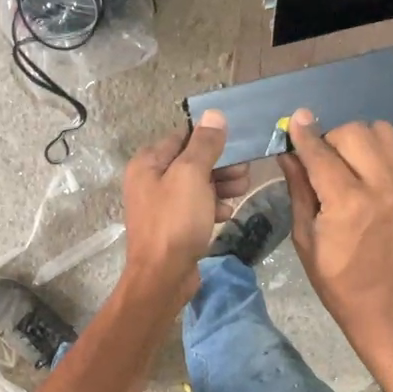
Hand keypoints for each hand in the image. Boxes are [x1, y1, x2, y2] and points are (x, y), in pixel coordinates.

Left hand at [121, 110, 249, 297]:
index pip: (183, 137)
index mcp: (147, 163)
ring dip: (221, 185)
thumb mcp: (192, 175)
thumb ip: (204, 144)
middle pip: (191, 162)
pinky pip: (195, 209)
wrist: (163, 277)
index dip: (210, 139)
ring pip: (196, 186)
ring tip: (242, 189)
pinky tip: (226, 214)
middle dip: (220, 164)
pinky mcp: (172, 228)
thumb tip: (214, 114)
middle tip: (245, 171)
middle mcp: (150, 181)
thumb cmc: (175, 222)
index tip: (237, 145)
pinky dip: (212, 207)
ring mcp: (160, 207)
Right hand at [280, 110, 392, 337]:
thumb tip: (288, 155)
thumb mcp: (305, 239)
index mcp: (347, 205)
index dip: (304, 136)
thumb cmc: (335, 280)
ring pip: (380, 132)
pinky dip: (375, 150)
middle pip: (353, 132)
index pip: (321, 154)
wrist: (384, 303)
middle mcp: (379, 187)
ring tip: (344, 162)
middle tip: (318, 159)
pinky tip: (361, 171)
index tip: (294, 122)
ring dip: (356, 139)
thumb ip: (299, 190)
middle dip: (330, 138)